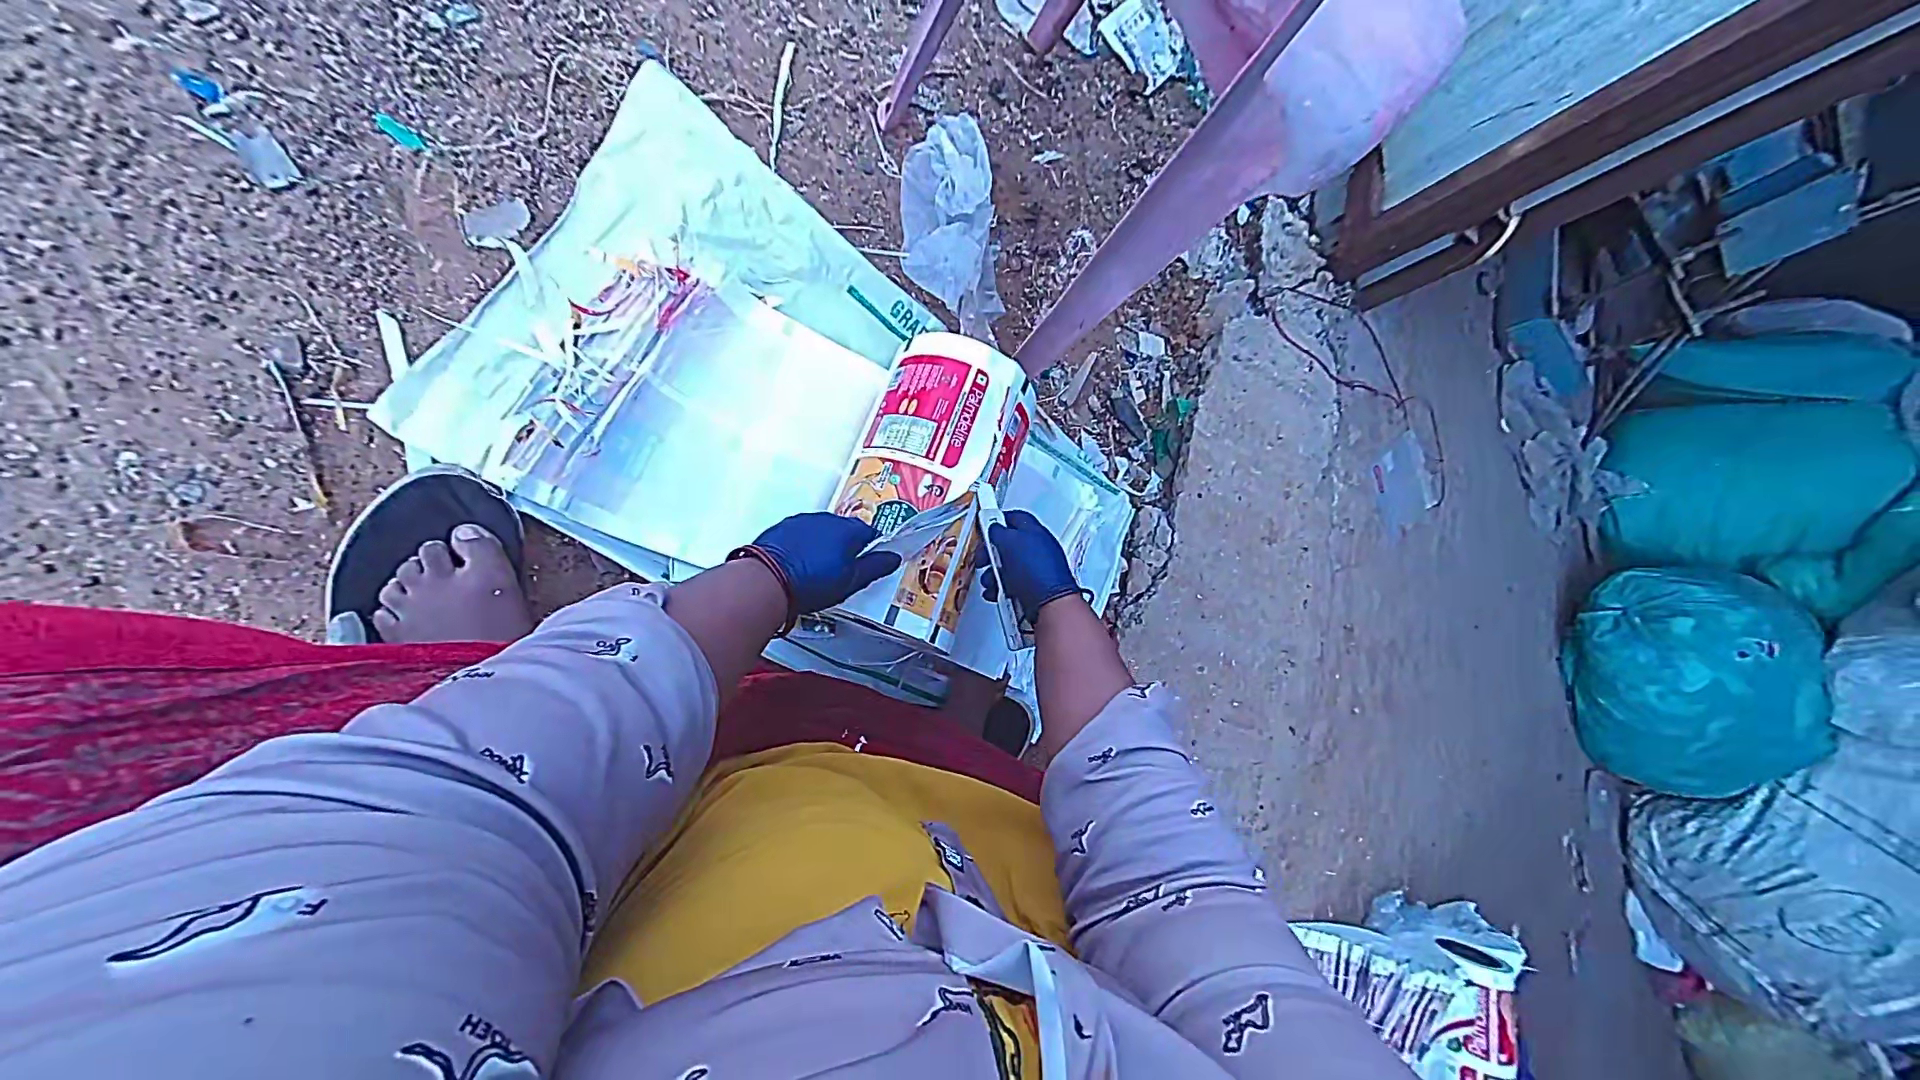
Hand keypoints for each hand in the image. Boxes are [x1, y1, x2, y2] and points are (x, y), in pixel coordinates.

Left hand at [741, 513, 902, 618]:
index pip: (871, 534)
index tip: (867, 564)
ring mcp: (801, 522)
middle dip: (845, 549)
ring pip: (821, 532)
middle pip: (845, 531)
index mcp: (849, 529)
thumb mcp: (851, 581)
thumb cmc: (810, 582)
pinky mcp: (781, 529)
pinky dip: (801, 548)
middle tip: (842, 573)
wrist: (765, 582)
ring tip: (817, 573)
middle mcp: (826, 519)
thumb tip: (893, 558)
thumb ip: (875, 567)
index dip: (871, 551)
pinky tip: (798, 568)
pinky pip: (799, 536)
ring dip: (822, 547)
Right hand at [983, 510, 1079, 621]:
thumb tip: (992, 527)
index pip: (1013, 518)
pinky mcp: (1034, 589)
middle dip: (991, 553)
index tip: (984, 526)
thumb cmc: (1037, 573)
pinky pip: (1011, 585)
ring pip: (1007, 568)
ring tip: (991, 580)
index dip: (996, 521)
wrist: (1050, 605)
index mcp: (1035, 531)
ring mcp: (1037, 570)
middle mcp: (1038, 549)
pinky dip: (1001, 589)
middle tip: (984, 559)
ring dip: (994, 574)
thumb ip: (998, 531)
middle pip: (1008, 545)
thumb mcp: (1008, 543)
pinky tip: (998, 592)